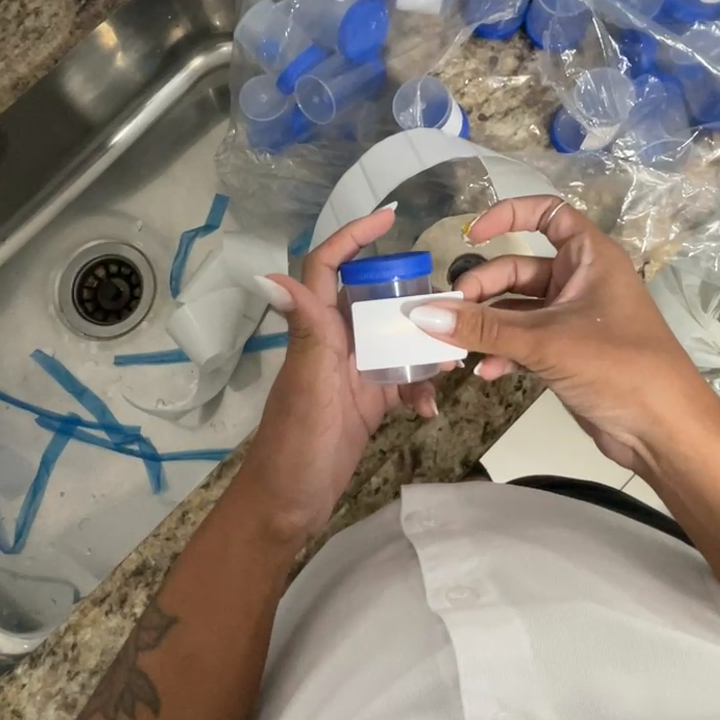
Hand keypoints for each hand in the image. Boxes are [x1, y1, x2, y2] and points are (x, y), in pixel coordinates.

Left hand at [238, 206, 442, 540]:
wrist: (291, 502)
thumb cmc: (295, 442)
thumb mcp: (307, 382)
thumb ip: (303, 330)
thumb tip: (266, 273)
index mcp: (315, 329)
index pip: (327, 266)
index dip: (353, 236)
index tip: (390, 216)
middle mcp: (334, 342)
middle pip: (374, 299)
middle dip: (411, 298)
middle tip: (450, 304)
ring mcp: (353, 372)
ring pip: (395, 340)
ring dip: (424, 347)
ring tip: (453, 360)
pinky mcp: (368, 400)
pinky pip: (402, 381)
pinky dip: (419, 389)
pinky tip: (430, 409)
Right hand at [404, 196, 719, 473]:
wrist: (664, 431)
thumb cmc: (618, 366)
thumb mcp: (544, 341)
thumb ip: (482, 328)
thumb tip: (423, 314)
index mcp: (590, 257)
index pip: (548, 213)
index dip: (510, 215)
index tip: (472, 236)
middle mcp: (580, 281)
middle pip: (517, 269)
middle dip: (482, 289)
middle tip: (451, 314)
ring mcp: (572, 319)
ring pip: (516, 309)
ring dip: (486, 326)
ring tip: (455, 346)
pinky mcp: (566, 353)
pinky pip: (523, 342)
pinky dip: (502, 353)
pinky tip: (485, 373)